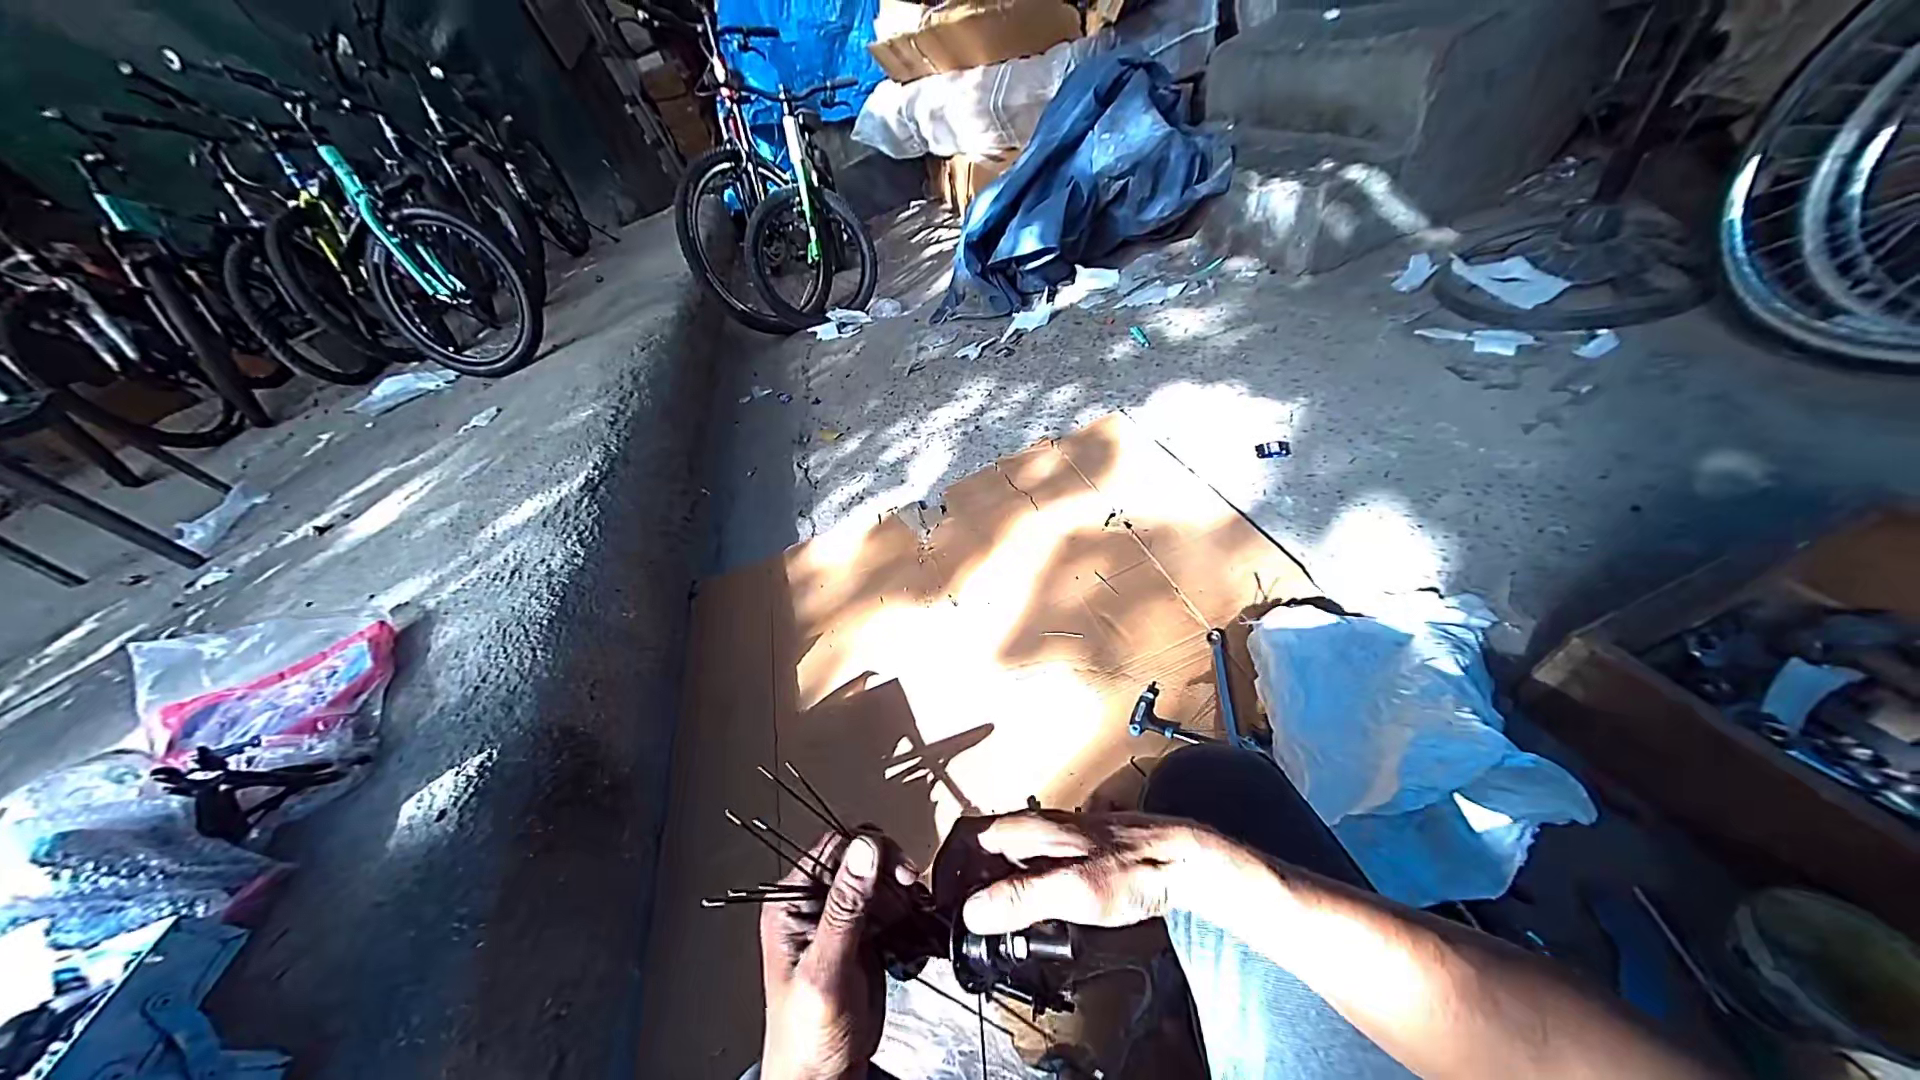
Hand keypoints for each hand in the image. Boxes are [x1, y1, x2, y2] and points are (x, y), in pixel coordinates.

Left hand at [759, 831, 916, 1079]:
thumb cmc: (806, 1037)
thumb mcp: (826, 970)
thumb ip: (846, 909)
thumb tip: (864, 850)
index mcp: (791, 904)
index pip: (833, 848)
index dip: (868, 849)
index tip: (896, 868)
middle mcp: (813, 902)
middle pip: (859, 856)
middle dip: (888, 868)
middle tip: (908, 888)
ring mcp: (839, 916)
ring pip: (877, 876)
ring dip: (899, 888)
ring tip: (909, 912)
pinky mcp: (861, 932)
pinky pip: (887, 901)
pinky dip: (904, 907)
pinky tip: (910, 922)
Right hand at [960, 810, 1214, 934]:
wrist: (1179, 860)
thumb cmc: (1133, 867)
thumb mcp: (1075, 890)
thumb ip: (1023, 897)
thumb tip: (973, 910)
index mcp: (1028, 829)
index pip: (967, 837)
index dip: (947, 868)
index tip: (942, 902)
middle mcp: (1033, 829)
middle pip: (979, 847)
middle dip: (962, 882)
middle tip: (962, 921)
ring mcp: (1049, 841)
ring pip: (1000, 859)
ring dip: (985, 888)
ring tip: (988, 925)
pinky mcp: (1065, 854)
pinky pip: (1023, 869)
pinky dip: (1010, 892)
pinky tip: (1022, 917)